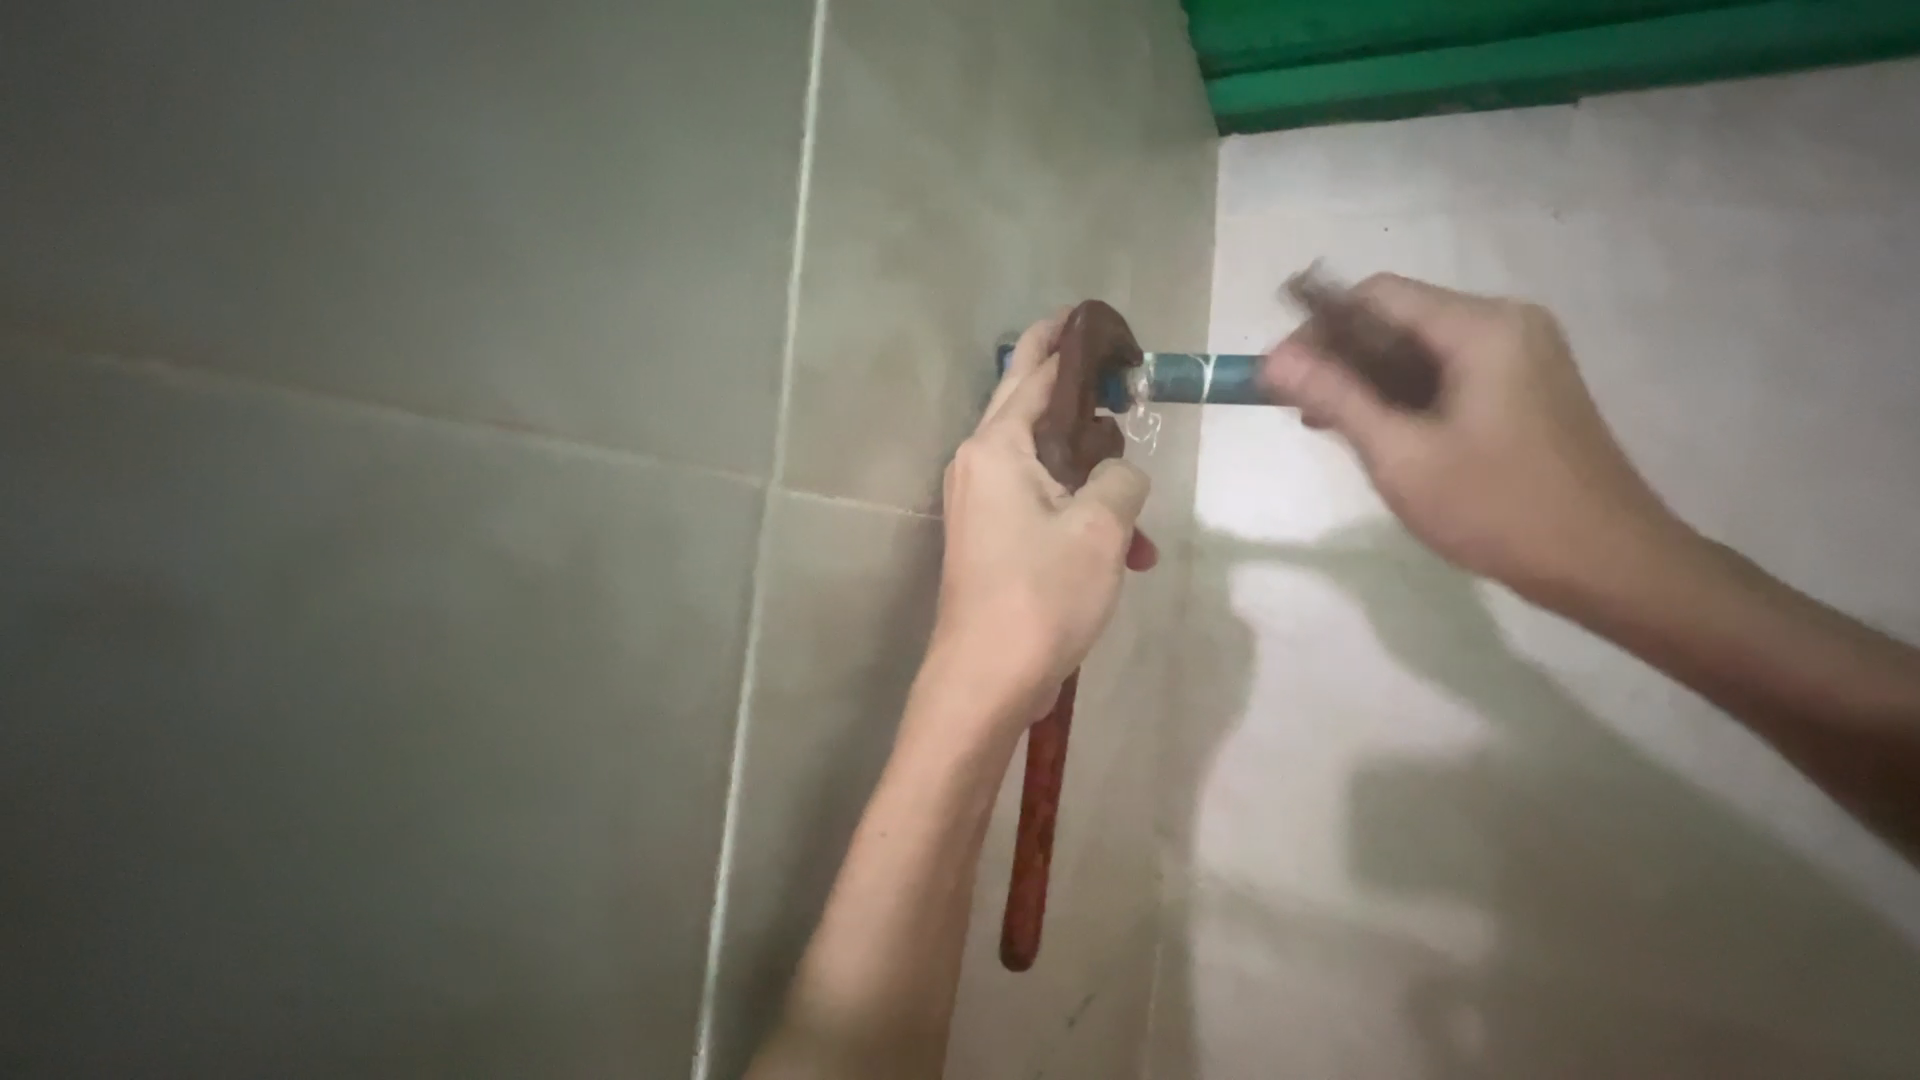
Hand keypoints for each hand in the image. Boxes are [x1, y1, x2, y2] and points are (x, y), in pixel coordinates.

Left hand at [928, 311, 1156, 728]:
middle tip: (1117, 373)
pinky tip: (1125, 556)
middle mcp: (979, 466)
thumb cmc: (1042, 594)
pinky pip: (1043, 508)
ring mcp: (981, 505)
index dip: (1066, 343)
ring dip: (1097, 484)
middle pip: (1031, 408)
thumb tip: (1118, 473)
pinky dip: (1081, 520)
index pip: (1034, 373)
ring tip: (1142, 522)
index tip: (1091, 319)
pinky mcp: (991, 541)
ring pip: (1048, 469)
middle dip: (1077, 394)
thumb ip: (1121, 479)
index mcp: (996, 447)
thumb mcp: (1101, 527)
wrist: (987, 678)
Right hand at [1263, 273, 1678, 599]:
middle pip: (1397, 316)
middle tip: (1295, 405)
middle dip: (1338, 354)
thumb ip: (1336, 398)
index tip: (1277, 376)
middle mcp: (1504, 323)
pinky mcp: (1523, 384)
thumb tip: (1272, 360)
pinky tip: (1373, 429)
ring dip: (1365, 376)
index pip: (1375, 296)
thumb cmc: (1496, 508)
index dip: (1316, 328)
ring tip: (1324, 422)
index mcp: (1480, 328)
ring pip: (1417, 346)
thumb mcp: (1400, 455)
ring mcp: (1520, 354)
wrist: (1604, 561)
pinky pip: (1444, 370)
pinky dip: (1401, 392)